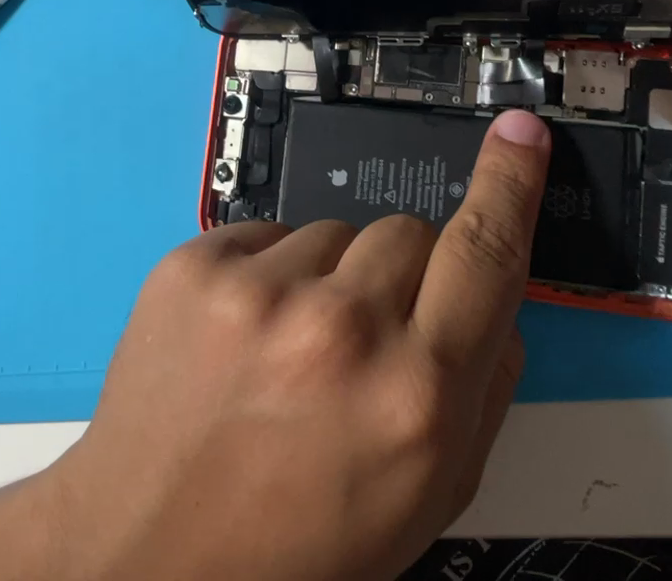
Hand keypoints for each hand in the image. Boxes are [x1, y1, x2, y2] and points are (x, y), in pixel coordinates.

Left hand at [47, 109, 550, 580]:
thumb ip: (484, 394)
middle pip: (406, 232)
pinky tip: (244, 336)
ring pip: (334, 231)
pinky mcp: (193, 267)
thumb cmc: (301, 542)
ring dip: (329, 276)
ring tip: (291, 348)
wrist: (151, 553)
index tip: (520, 132)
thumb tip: (496, 306)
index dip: (511, 185)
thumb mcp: (425, 498)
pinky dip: (268, 273)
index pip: (484, 254)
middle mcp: (339, 329)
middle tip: (363, 338)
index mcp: (414, 393)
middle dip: (400, 275)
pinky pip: (266, 235)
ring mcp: (257, 291)